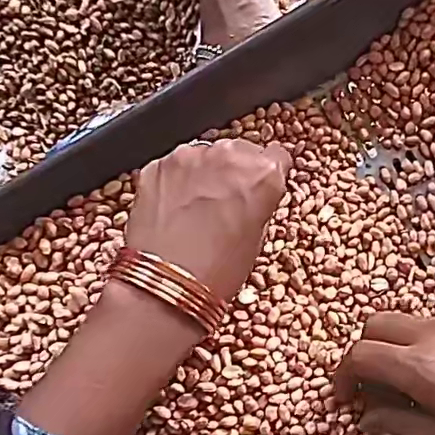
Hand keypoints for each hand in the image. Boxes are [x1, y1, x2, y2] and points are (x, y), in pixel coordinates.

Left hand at [123, 139, 292, 304]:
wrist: (166, 283)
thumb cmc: (216, 271)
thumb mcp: (256, 240)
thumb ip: (257, 205)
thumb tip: (250, 198)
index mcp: (263, 174)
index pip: (277, 156)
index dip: (269, 173)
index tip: (262, 185)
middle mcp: (228, 155)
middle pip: (239, 151)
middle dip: (235, 172)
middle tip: (226, 204)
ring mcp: (189, 156)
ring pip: (204, 155)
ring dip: (204, 174)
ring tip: (197, 209)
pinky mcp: (157, 165)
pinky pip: (174, 166)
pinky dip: (175, 181)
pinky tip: (175, 209)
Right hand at [332, 312, 434, 434]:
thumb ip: (400, 424)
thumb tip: (368, 418)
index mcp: (424, 367)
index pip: (361, 354)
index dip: (343, 375)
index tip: (346, 396)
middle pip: (374, 324)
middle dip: (363, 352)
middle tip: (369, 385)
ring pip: (402, 321)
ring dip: (390, 345)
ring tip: (403, 382)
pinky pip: (429, 323)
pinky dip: (416, 341)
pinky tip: (434, 371)